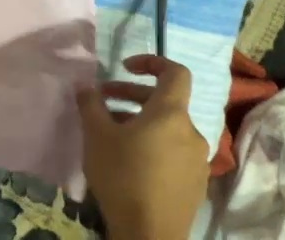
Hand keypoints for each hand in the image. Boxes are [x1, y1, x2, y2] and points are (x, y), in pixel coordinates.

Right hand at [78, 55, 208, 239]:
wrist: (149, 234)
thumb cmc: (122, 174)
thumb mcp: (96, 133)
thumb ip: (91, 102)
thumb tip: (86, 85)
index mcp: (171, 116)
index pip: (176, 73)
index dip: (152, 62)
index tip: (125, 66)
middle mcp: (192, 133)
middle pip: (165, 102)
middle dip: (131, 95)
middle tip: (101, 101)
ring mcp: (197, 160)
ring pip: (168, 127)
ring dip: (139, 120)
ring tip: (110, 133)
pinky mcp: (195, 182)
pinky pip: (173, 149)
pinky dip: (152, 142)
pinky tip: (129, 159)